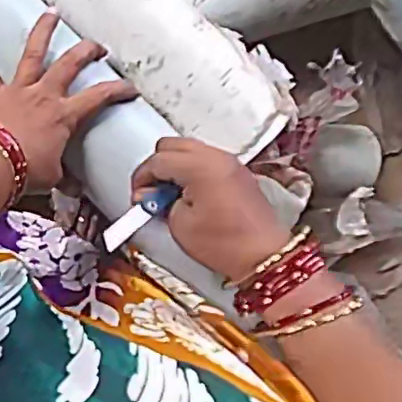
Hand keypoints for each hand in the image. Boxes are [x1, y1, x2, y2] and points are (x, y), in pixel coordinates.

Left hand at [0, 12, 135, 188]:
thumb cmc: (23, 171)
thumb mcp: (52, 177)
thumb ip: (64, 177)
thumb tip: (73, 189)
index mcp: (63, 115)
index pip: (99, 97)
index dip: (118, 91)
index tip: (129, 88)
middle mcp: (43, 95)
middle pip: (70, 64)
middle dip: (86, 51)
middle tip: (96, 46)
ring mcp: (18, 90)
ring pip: (33, 53)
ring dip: (43, 31)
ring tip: (51, 14)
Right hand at [130, 137, 292, 281]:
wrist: (264, 257)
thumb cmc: (227, 245)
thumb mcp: (180, 225)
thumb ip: (160, 203)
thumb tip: (152, 195)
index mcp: (200, 167)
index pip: (158, 160)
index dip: (142, 178)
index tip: (138, 194)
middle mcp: (217, 157)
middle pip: (172, 145)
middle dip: (157, 165)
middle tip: (151, 191)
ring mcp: (230, 163)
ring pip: (190, 149)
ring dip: (175, 165)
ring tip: (169, 194)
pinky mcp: (238, 173)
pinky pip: (207, 160)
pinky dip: (192, 170)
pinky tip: (188, 193)